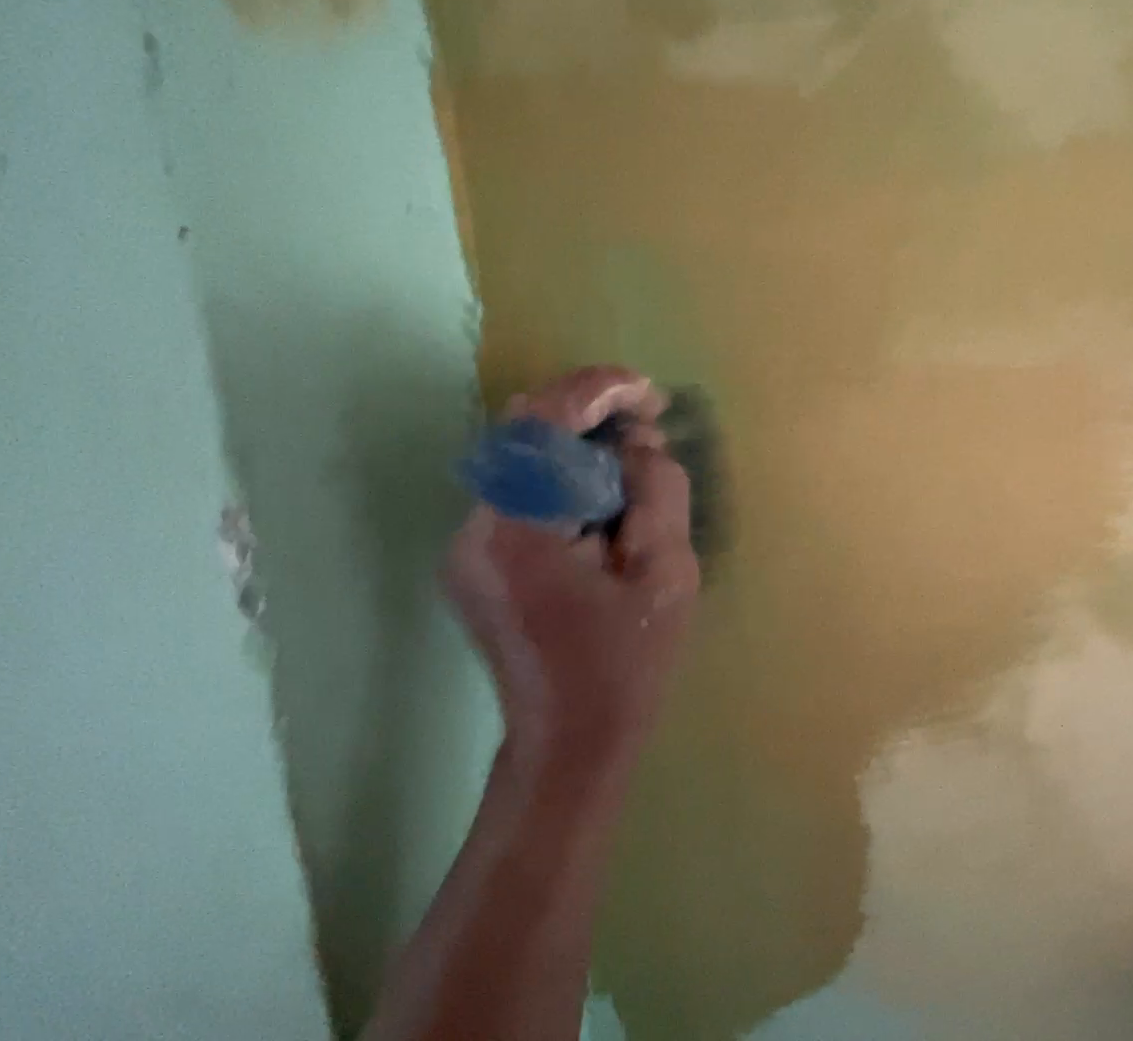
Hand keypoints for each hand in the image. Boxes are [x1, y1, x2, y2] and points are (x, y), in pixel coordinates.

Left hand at [445, 365, 700, 783]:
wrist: (571, 740)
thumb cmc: (628, 665)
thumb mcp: (667, 576)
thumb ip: (657, 494)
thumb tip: (639, 444)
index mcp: (518, 533)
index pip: (541, 427)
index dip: (595, 391)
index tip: (647, 392)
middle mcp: (473, 531)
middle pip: (520, 436)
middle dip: (585, 413)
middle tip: (645, 420)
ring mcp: (466, 548)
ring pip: (517, 463)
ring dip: (574, 445)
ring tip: (632, 456)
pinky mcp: (475, 562)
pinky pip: (517, 494)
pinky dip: (560, 477)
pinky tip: (603, 497)